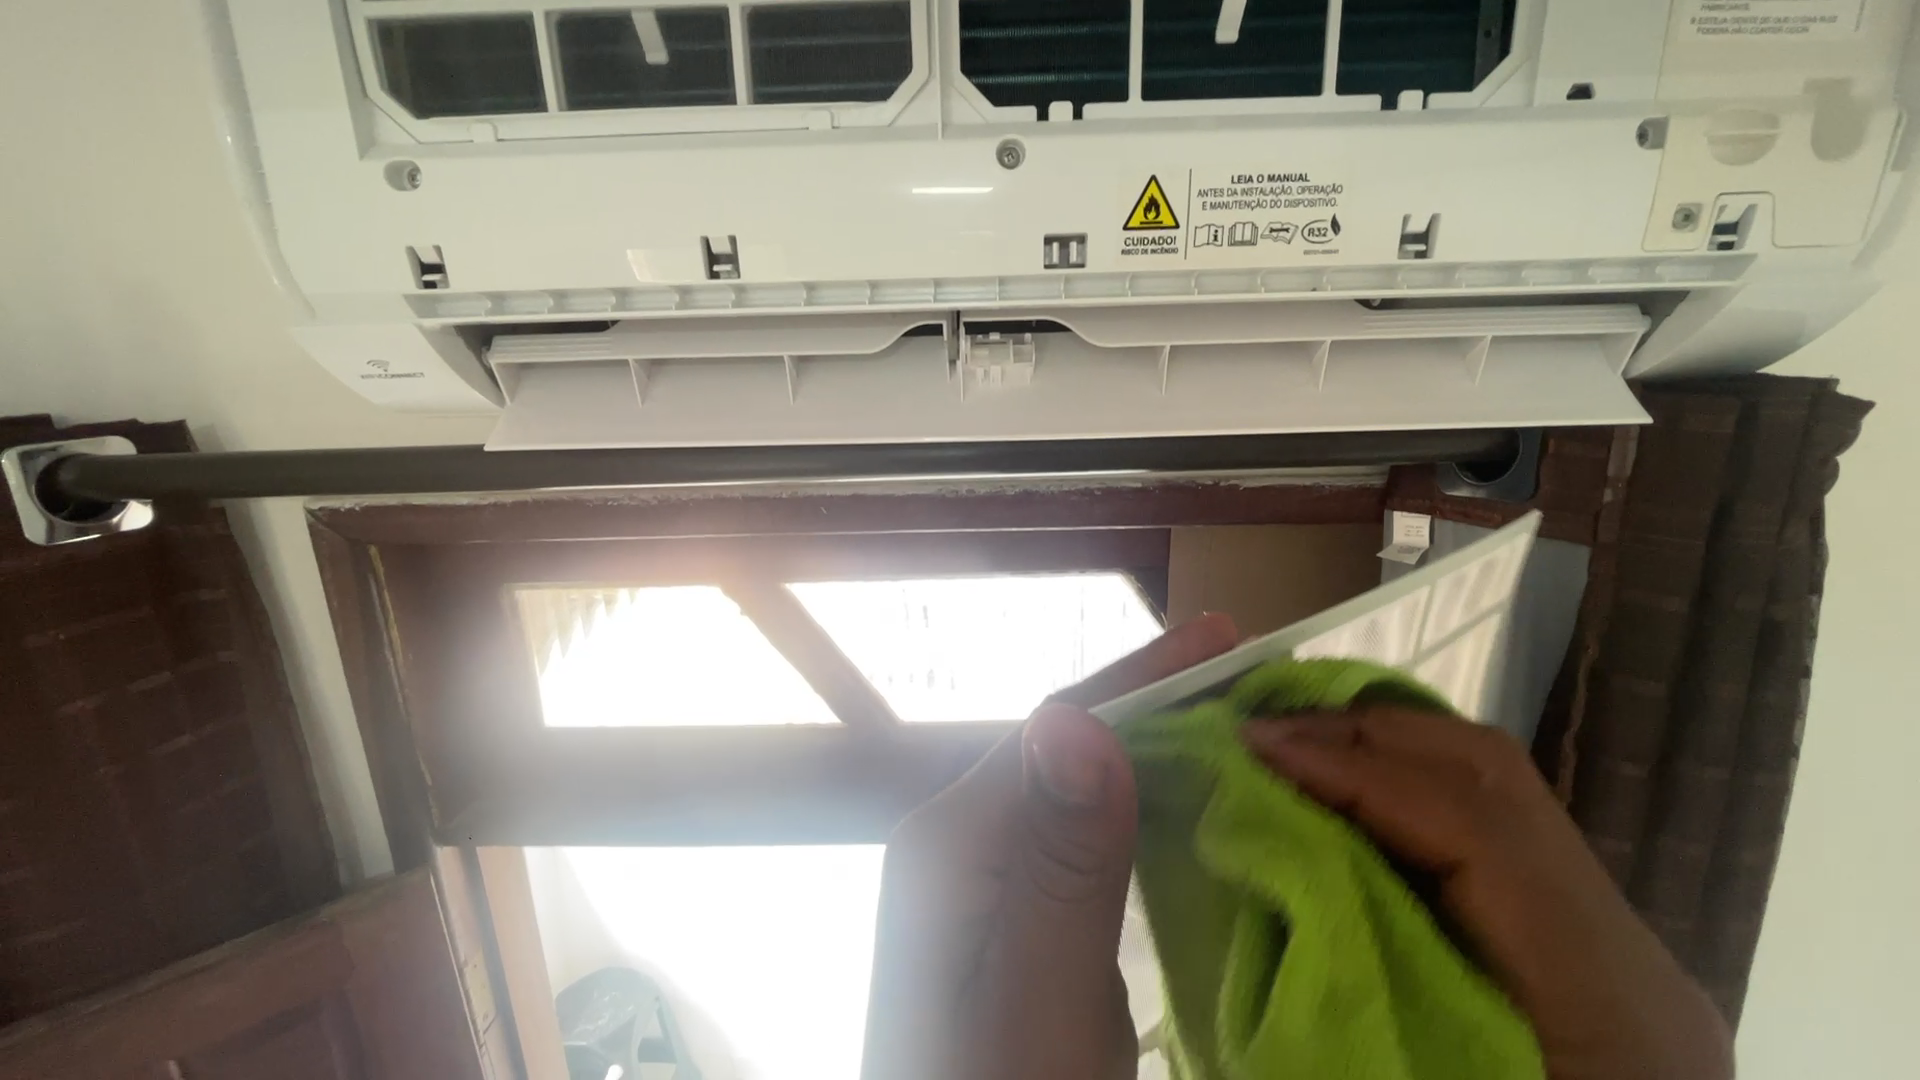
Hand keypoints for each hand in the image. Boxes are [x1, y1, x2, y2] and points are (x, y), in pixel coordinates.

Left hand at [860, 615, 1238, 1079]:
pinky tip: (1185, 804)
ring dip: (1152, 753)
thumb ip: (1057, 860)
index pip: (1057, 725)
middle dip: (1156, 707)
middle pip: (1068, 748)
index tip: (1225, 636)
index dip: (1143, 678)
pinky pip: (1081, 838)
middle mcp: (960, 838)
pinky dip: (1138, 810)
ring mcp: (984, 876)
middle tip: (1249, 679)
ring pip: (1078, 789)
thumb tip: (1073, 720)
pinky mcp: (1012, 911)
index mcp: (954, 836)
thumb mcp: (1038, 991)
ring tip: (1233, 725)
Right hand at [1242, 706, 1734, 1079]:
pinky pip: (1480, 812)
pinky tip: (1340, 782)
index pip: (1471, 823)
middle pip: (1487, 771)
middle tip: (1259, 733)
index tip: (1254, 748)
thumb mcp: (1422, 1061)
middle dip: (1358, 735)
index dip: (1352, 770)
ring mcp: (1592, 917)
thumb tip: (1254, 854)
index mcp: (1593, 985)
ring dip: (1377, 745)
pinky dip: (1401, 777)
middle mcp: (1611, 932)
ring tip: (1289, 744)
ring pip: (1488, 777)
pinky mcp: (1561, 921)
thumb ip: (1346, 949)